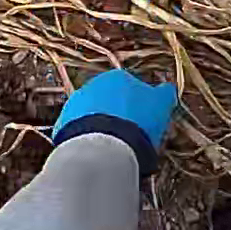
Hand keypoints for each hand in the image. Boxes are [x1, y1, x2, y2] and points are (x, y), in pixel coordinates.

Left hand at [54, 69, 176, 173]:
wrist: (103, 148)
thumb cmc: (136, 123)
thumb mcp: (161, 106)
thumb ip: (164, 94)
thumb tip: (167, 89)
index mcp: (118, 77)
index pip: (132, 87)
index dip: (141, 104)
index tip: (146, 120)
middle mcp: (94, 85)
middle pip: (111, 99)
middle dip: (119, 113)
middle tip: (130, 133)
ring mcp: (75, 104)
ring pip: (94, 114)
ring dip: (102, 125)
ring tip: (115, 146)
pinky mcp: (63, 125)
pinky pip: (80, 131)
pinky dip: (88, 138)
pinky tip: (99, 152)